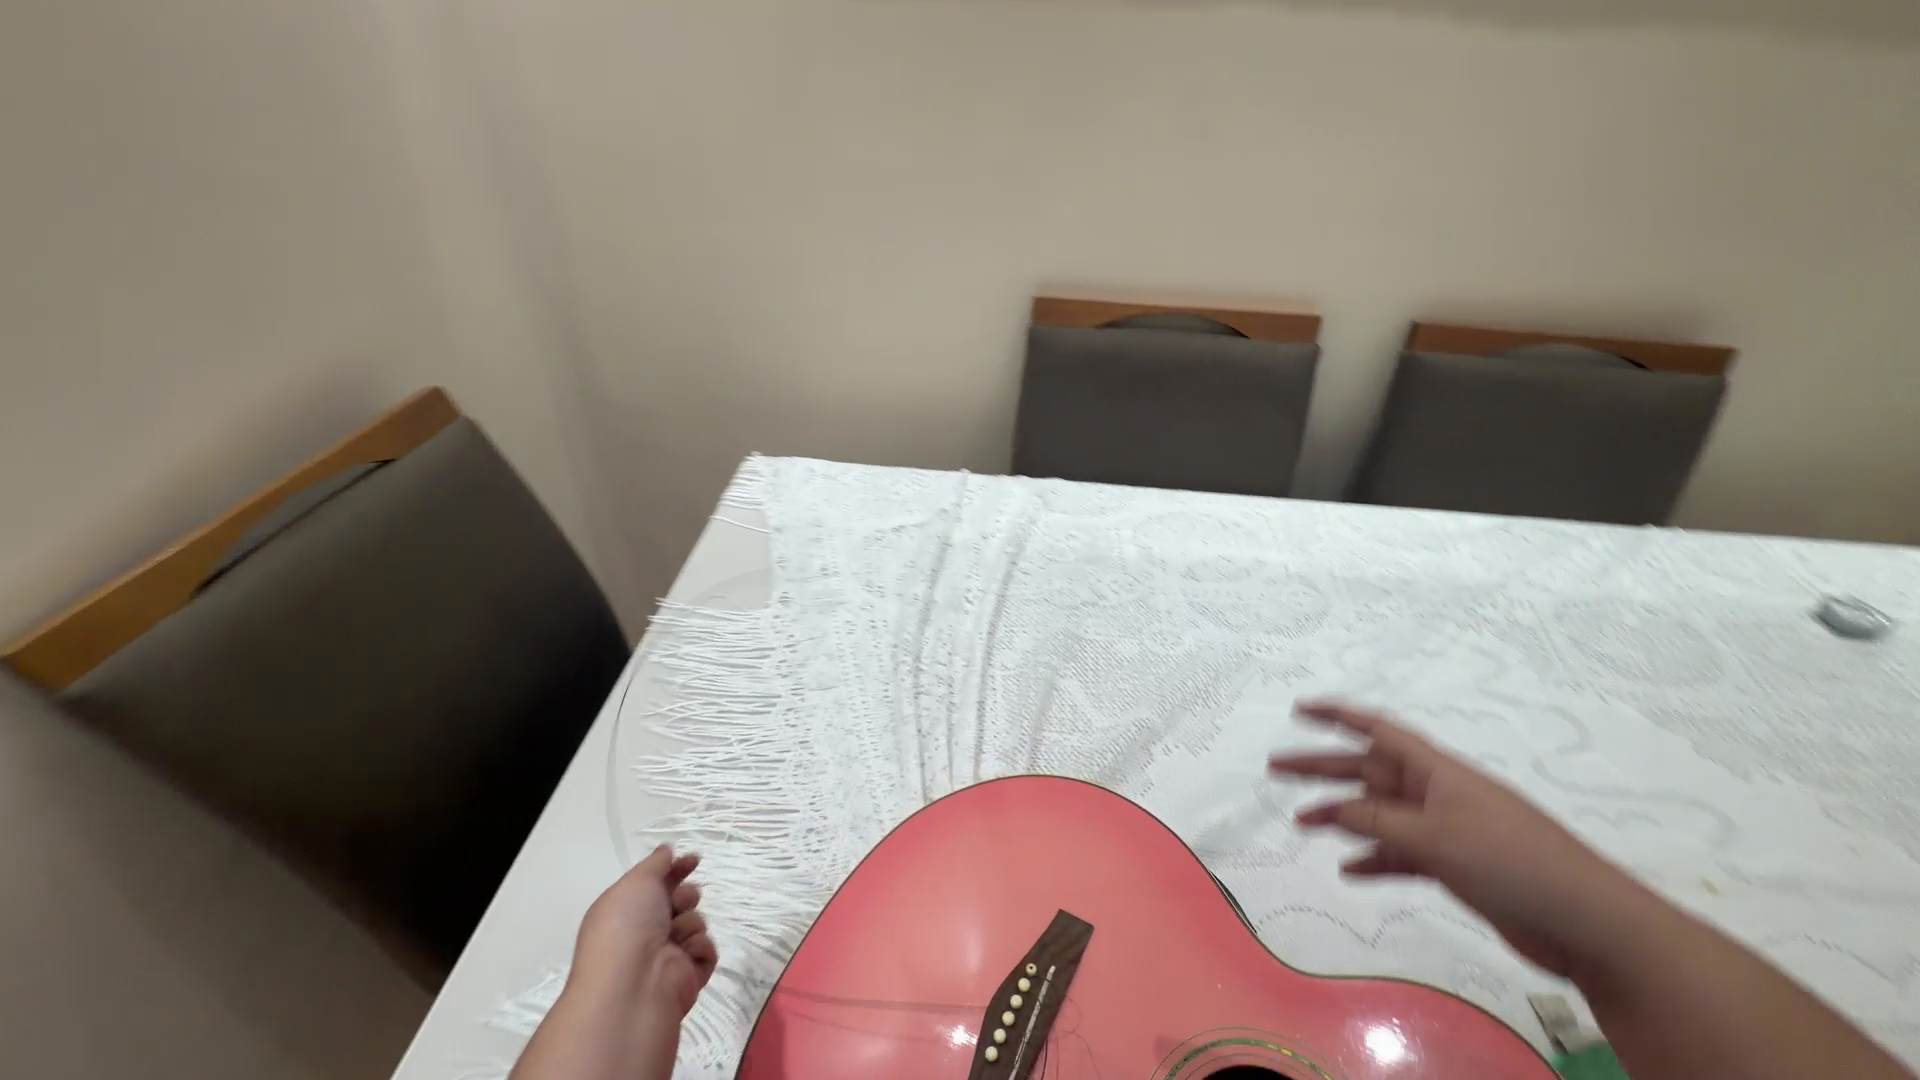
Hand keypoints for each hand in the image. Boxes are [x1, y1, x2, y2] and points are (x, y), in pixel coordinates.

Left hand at [510, 845, 716, 1079]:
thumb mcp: (635, 883)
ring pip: (696, 923)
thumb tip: (666, 850)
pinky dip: (699, 949)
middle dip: (686, 896)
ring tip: (677, 936)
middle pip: (681, 901)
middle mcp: (645, 934)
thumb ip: (655, 864)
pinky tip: (686, 955)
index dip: (676, 869)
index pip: (656, 884)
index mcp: (626, 912)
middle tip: (679, 903)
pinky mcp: (687, 977)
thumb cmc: (626, 929)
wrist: (632, 989)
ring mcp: (667, 957)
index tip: (694, 860)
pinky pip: (706, 951)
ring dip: (690, 924)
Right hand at [1267, 701, 1647, 978]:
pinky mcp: (1456, 866)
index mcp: (1436, 771)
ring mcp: (1447, 830)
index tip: (1299, 709)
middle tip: (1275, 771)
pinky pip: (1401, 854)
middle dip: (1322, 769)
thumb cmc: (1511, 863)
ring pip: (1380, 814)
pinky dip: (1375, 859)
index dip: (1337, 716)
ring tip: (1302, 825)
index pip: (1378, 730)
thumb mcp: (1434, 838)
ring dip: (1343, 818)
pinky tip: (1350, 871)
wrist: (1588, 925)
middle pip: (1369, 771)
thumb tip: (1331, 809)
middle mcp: (1437, 793)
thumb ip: (1376, 822)